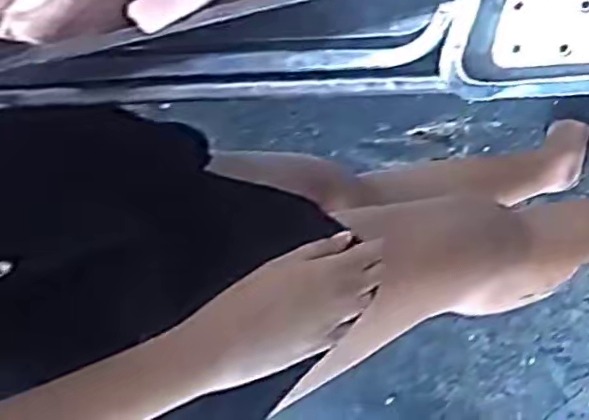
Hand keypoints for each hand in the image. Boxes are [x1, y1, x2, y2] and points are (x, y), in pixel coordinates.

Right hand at [169, 231, 382, 391]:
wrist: (211, 350)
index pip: (377, 249)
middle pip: (378, 272)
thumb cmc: (242, 300)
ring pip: (367, 300)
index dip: (369, 246)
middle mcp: (348, 291)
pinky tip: (327, 318)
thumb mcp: (282, 263)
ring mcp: (338, 319)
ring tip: (337, 293)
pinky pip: (348, 327)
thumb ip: (321, 248)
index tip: (358, 247)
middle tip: (349, 269)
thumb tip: (347, 238)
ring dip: (360, 293)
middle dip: (370, 267)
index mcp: (340, 267)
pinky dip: (345, 320)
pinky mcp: (324, 344)